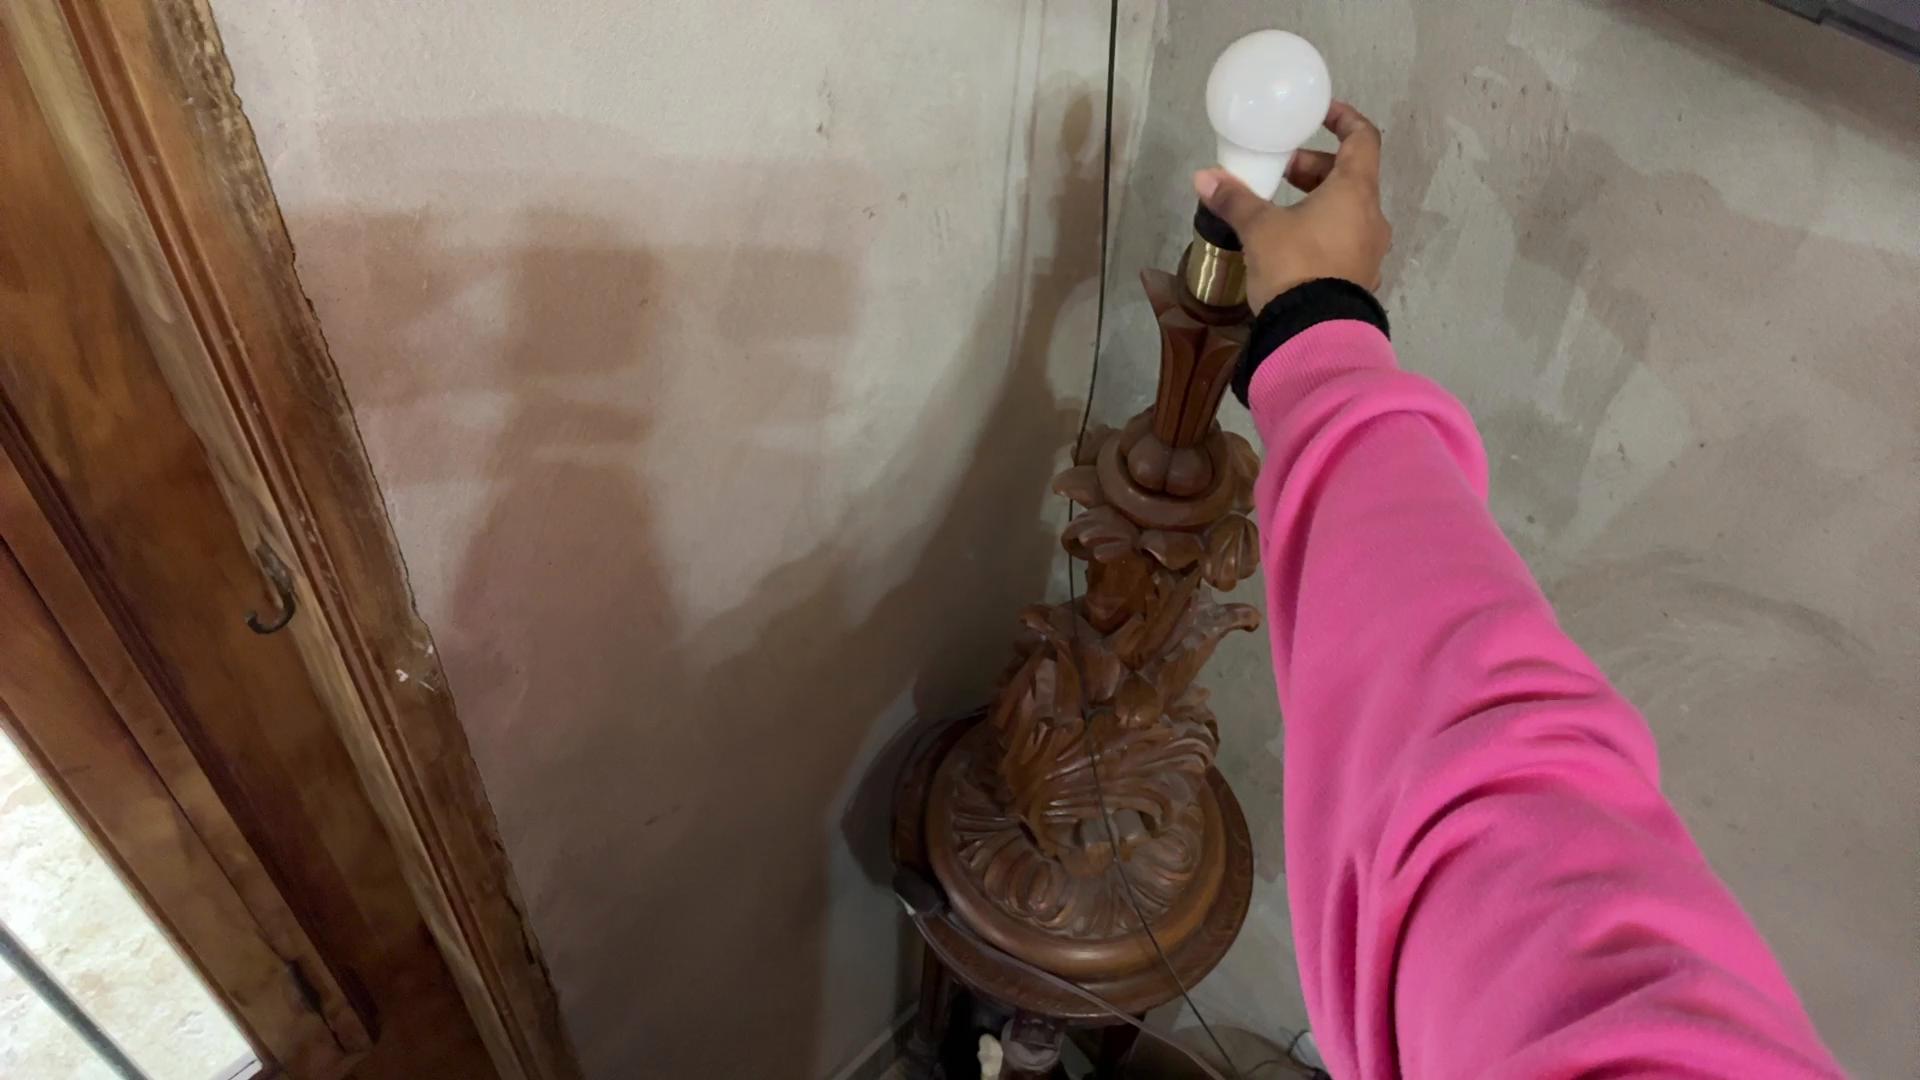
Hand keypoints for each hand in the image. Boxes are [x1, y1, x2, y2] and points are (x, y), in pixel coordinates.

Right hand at [1193, 100, 1391, 310]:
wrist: (1314, 331)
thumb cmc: (1294, 266)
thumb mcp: (1259, 229)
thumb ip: (1235, 201)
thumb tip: (1203, 177)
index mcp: (1355, 190)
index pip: (1362, 137)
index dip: (1343, 120)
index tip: (1319, 116)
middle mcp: (1371, 215)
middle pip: (1350, 177)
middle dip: (1314, 171)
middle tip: (1281, 175)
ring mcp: (1370, 250)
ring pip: (1347, 213)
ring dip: (1319, 206)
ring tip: (1282, 216)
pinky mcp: (1360, 279)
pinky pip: (1344, 246)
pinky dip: (1323, 237)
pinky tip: (1294, 252)